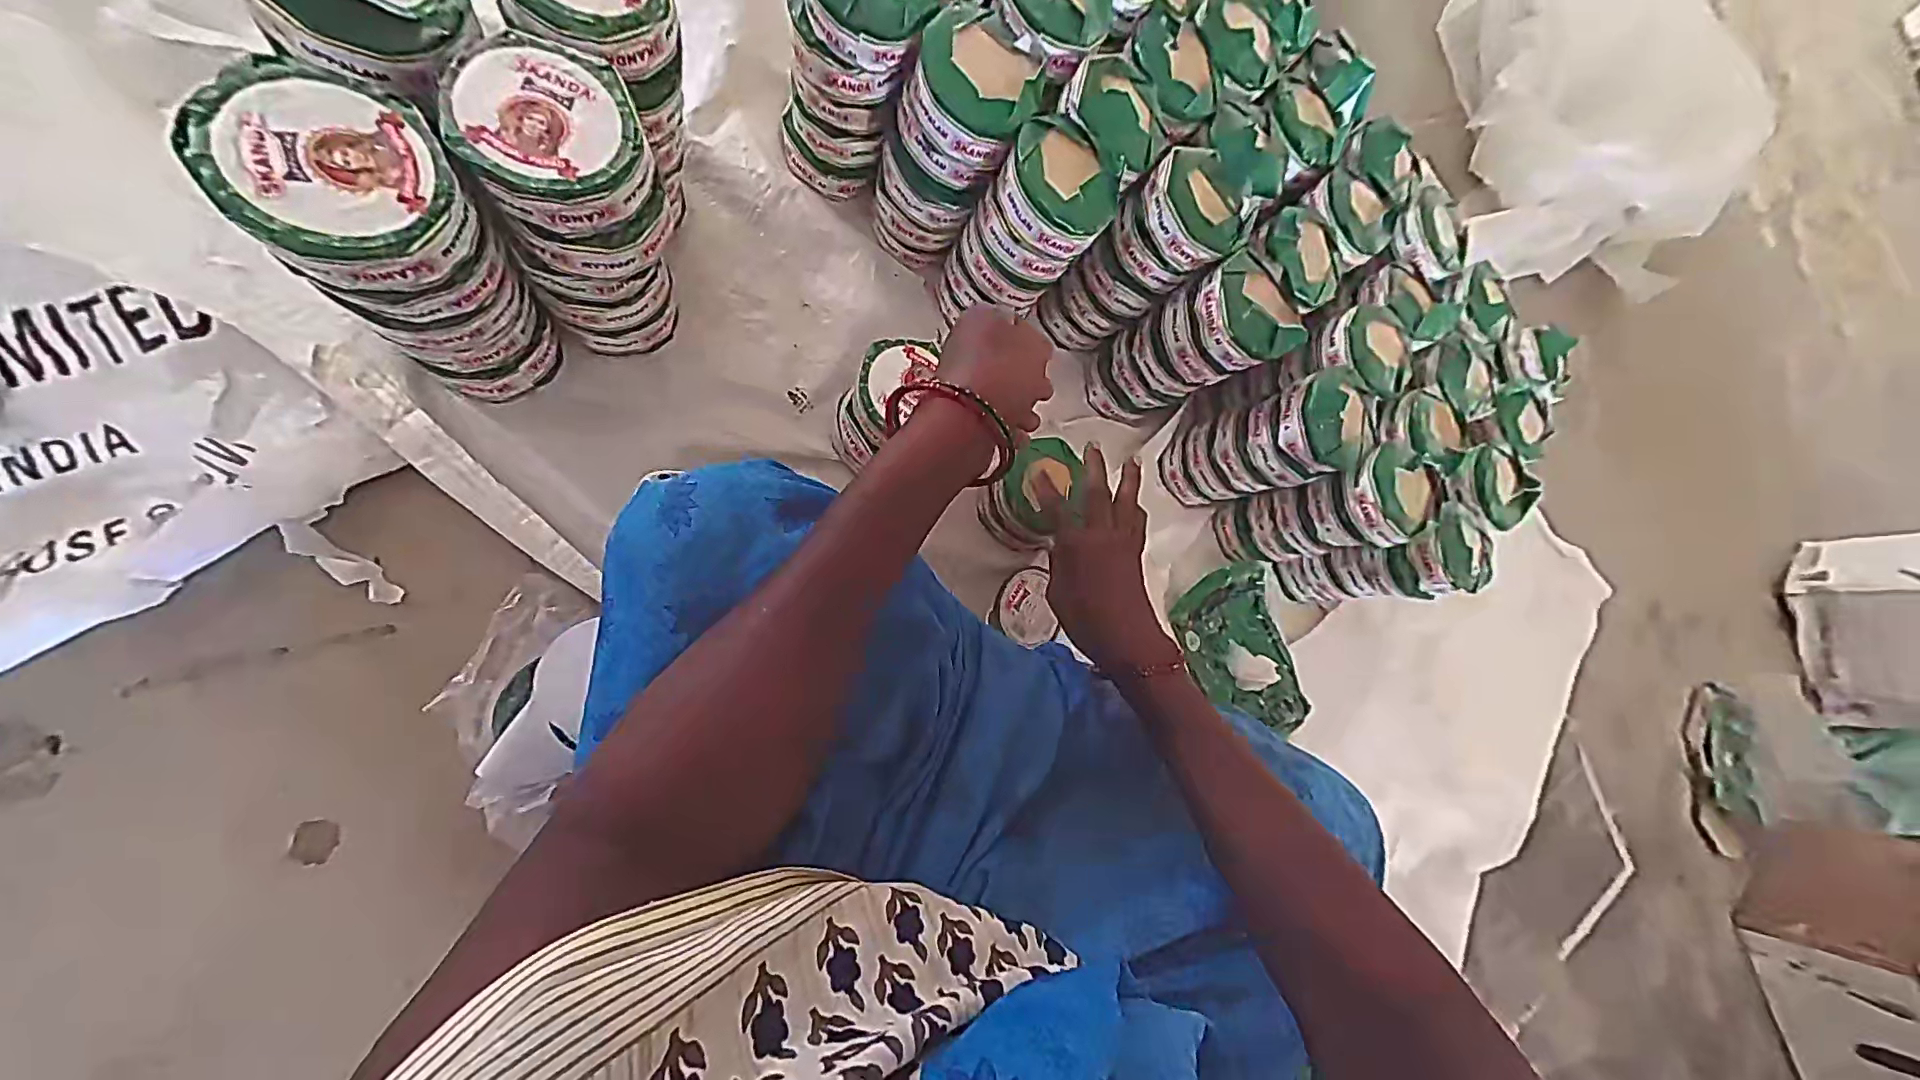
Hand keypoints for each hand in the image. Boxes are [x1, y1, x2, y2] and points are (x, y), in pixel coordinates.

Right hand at [937, 307, 1053, 433]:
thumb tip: (1000, 321)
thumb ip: (994, 317)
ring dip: (1015, 402)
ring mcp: (1028, 411)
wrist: (965, 406)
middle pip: (1034, 373)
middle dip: (1019, 373)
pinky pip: (1014, 433)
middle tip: (993, 370)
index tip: (992, 338)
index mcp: (1038, 347)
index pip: (1031, 335)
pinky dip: (1005, 429)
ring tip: (991, 400)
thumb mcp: (979, 317)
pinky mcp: (1013, 437)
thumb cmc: (973, 355)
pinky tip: (990, 424)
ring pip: (1027, 405)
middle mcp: (1041, 380)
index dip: (1011, 335)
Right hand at [1037, 444, 1181, 672]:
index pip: (1057, 509)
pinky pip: (1137, 521)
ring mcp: (1123, 542)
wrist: (1129, 640)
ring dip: (1127, 479)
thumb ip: (1058, 564)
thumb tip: (1059, 547)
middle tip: (1092, 448)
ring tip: (1130, 461)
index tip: (1039, 470)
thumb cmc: (1086, 621)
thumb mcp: (1058, 593)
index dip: (1047, 489)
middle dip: (1093, 469)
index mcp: (1076, 545)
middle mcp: (1102, 536)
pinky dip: (1135, 506)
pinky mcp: (1136, 553)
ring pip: (1126, 502)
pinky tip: (1135, 504)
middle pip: (1098, 494)